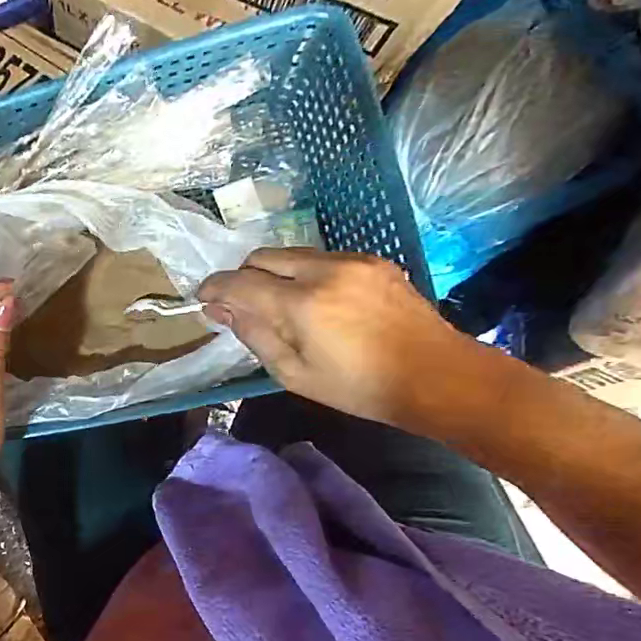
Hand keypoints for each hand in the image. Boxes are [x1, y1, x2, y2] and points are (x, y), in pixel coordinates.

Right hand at [196, 249, 476, 428]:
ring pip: (291, 253)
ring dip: (273, 272)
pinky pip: (322, 256)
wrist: (437, 376)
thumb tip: (220, 309)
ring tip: (278, 303)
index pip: (240, 282)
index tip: (203, 298)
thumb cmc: (359, 387)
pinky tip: (315, 300)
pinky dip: (304, 272)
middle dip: (242, 276)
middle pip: (262, 256)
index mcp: (301, 303)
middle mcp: (323, 270)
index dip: (214, 287)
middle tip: (240, 303)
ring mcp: (352, 260)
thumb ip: (253, 335)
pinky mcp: (372, 260)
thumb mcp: (294, 373)